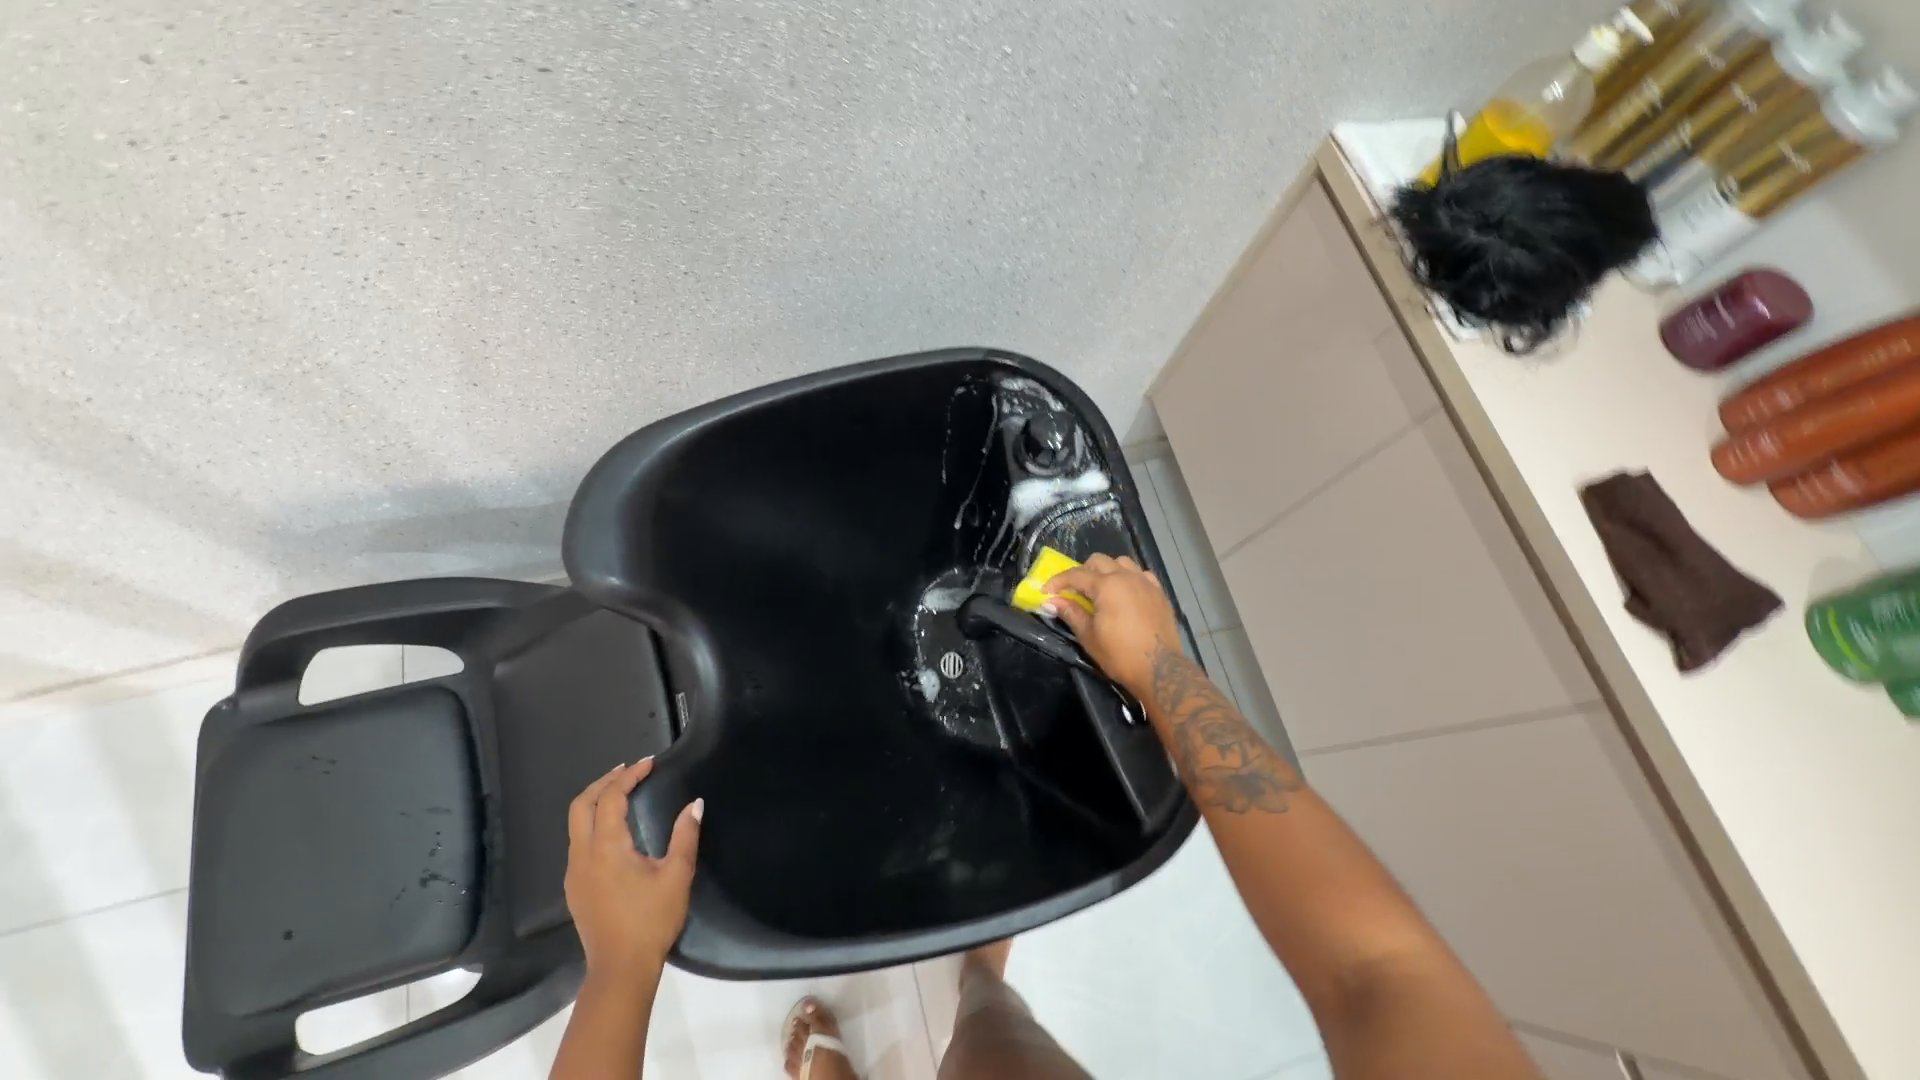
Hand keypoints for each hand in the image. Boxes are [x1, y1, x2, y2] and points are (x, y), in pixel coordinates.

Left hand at [563, 759, 702, 980]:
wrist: (620, 969)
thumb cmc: (651, 920)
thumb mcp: (677, 876)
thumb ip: (685, 836)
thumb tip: (694, 804)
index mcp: (606, 848)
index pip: (610, 798)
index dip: (629, 776)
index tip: (649, 763)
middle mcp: (583, 855)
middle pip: (581, 805)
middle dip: (603, 782)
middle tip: (629, 770)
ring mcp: (575, 873)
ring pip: (576, 824)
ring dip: (596, 801)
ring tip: (621, 792)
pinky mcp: (576, 888)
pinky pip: (578, 842)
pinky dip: (593, 823)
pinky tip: (614, 829)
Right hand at [1042, 553, 1182, 696]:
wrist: (1160, 669)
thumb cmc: (1120, 655)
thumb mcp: (1089, 636)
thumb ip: (1070, 613)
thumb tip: (1050, 602)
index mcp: (1107, 586)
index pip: (1076, 575)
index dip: (1058, 582)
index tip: (1046, 592)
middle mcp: (1127, 577)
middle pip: (1099, 561)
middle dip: (1082, 572)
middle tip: (1075, 591)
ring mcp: (1146, 583)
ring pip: (1122, 563)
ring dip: (1107, 571)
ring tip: (1102, 590)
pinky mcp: (1159, 593)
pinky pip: (1141, 574)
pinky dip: (1129, 578)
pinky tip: (1126, 594)